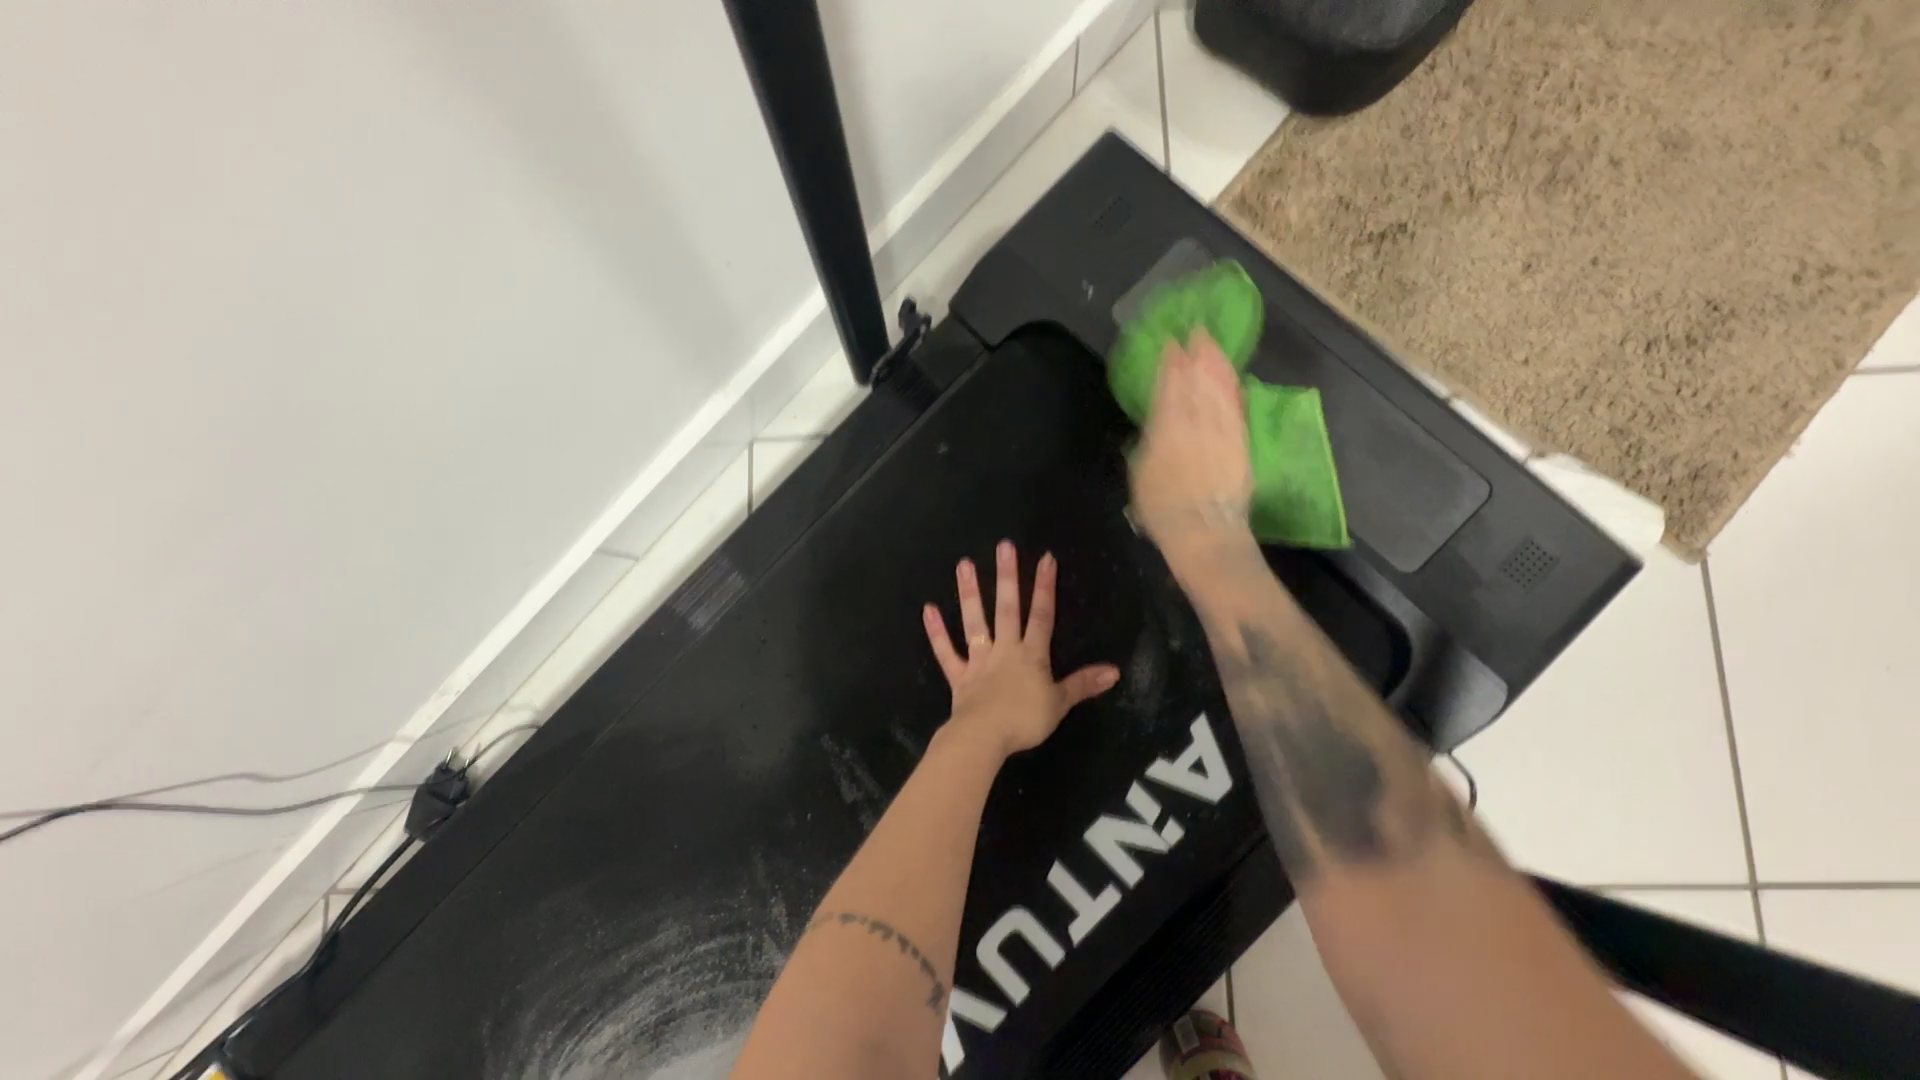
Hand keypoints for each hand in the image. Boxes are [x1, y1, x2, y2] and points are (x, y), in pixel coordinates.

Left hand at [922, 541, 1120, 758]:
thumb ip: (1083, 684)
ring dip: (970, 593)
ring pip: (974, 622)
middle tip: (1003, 546)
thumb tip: (1114, 670)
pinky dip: (937, 632)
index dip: (1045, 587)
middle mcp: (1005, 650)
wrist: (985, 736)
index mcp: (1032, 655)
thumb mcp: (1060, 703)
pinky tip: (928, 609)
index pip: (1042, 616)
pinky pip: (946, 652)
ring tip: (964, 564)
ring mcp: (979, 661)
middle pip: (1007, 609)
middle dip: (1007, 577)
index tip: (1045, 558)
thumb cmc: (1025, 720)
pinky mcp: (959, 676)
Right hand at [1129, 329, 1255, 570]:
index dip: (1171, 362)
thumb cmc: (1162, 508)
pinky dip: (1234, 390)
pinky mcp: (1240, 443)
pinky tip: (1233, 380)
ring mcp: (1222, 431)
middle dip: (1198, 355)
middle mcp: (1195, 422)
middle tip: (1199, 331)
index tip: (1172, 343)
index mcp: (1166, 428)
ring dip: (1218, 366)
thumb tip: (1156, 424)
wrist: (1204, 531)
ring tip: (1215, 347)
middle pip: (1197, 382)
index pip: (1169, 386)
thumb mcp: (1142, 471)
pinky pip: (1236, 409)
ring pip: (1219, 390)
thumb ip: (1151, 441)